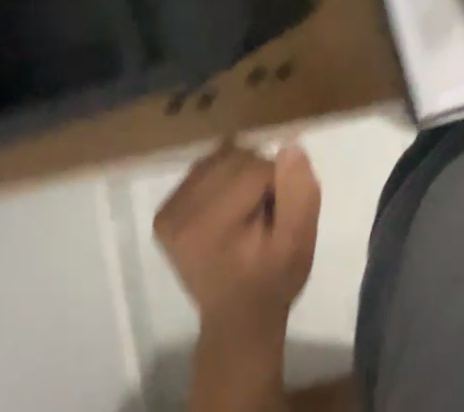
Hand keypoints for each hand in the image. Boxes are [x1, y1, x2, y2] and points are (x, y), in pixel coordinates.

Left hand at [154, 141, 321, 335]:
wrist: (238, 317)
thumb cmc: (273, 280)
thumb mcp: (299, 242)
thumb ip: (299, 193)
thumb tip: (288, 146)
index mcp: (208, 224)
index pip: (256, 169)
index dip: (278, 186)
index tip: (277, 218)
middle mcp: (177, 212)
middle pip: (234, 158)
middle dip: (258, 177)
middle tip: (264, 216)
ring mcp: (166, 212)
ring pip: (220, 158)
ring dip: (241, 175)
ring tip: (247, 212)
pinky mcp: (164, 212)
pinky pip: (204, 169)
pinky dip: (223, 180)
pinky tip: (229, 209)